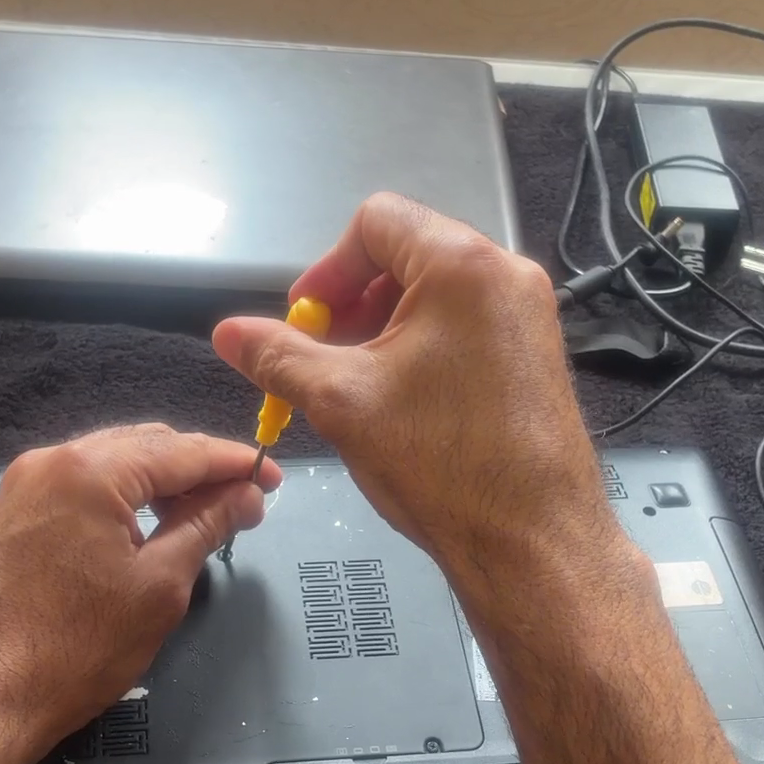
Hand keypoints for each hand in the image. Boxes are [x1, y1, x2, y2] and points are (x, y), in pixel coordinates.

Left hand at [0, 424, 281, 763]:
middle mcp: (50, 461)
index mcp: (89, 469)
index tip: (273, 478)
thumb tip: (248, 493)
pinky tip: (143, 525)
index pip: (182, 451)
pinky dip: (122, 497)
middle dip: (198, 469)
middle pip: (145, 446)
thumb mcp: (159, 586)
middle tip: (242, 501)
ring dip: (161, 482)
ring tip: (199, 514)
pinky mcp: (8, 515)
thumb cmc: (75, 648)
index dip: (235, 462)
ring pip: (111, 463)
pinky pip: (81, 487)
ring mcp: (22, 486)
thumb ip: (206, 524)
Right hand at [212, 193, 618, 584]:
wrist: (533, 542)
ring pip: (436, 294)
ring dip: (383, 328)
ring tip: (358, 385)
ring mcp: (528, 316)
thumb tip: (228, 333)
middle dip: (353, 302)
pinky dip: (421, 347)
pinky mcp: (534, 354)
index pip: (376, 222)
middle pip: (407, 255)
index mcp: (463, 265)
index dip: (327, 269)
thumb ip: (278, 356)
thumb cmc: (443, 465)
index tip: (305, 320)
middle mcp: (506, 276)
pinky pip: (465, 325)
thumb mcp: (341, 402)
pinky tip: (401, 399)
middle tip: (324, 356)